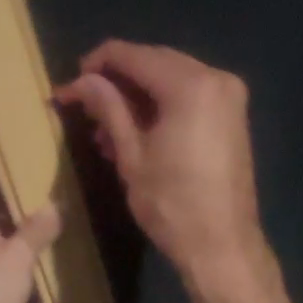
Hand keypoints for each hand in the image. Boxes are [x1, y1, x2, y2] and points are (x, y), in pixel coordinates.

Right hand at [54, 41, 264, 284]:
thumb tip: (82, 80)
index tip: (70, 85)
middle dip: (117, 81)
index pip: (134, 56)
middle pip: (155, 62)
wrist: (221, 245)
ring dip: (136, 97)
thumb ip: (109, 110)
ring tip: (103, 129)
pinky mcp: (231, 116)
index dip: (98, 65)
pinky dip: (160, 107)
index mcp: (190, 85)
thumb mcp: (132, 157)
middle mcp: (215, 78)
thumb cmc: (171, 206)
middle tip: (84, 104)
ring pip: (171, 80)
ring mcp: (228, 97)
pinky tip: (134, 132)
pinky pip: (189, 97)